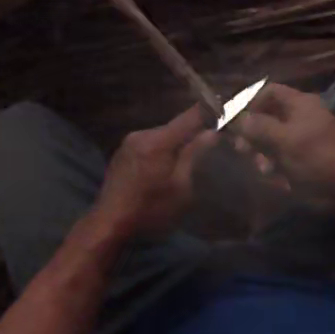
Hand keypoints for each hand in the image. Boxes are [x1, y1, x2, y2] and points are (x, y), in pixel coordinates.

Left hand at [90, 106, 219, 239]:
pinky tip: (163, 168)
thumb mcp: (180, 188)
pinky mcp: (122, 151)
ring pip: (162, 135)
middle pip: (175, 126)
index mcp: (157, 141)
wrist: (109, 223)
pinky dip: (161, 149)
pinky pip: (149, 143)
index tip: (225, 110)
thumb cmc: (149, 210)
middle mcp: (141, 134)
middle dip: (192, 133)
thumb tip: (211, 133)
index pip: (189, 116)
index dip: (209, 112)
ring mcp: (129, 142)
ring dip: (175, 143)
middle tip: (209, 145)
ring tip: (186, 161)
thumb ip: (195, 156)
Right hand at [234, 83, 334, 201]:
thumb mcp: (285, 140)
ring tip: (266, 172)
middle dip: (253, 136)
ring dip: (264, 157)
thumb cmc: (318, 158)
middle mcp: (302, 117)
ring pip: (272, 143)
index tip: (234, 123)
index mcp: (300, 104)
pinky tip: (280, 183)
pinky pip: (284, 160)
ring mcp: (305, 139)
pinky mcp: (308, 160)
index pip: (268, 92)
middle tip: (243, 151)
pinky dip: (278, 170)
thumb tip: (237, 118)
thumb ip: (258, 127)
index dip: (249, 104)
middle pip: (267, 118)